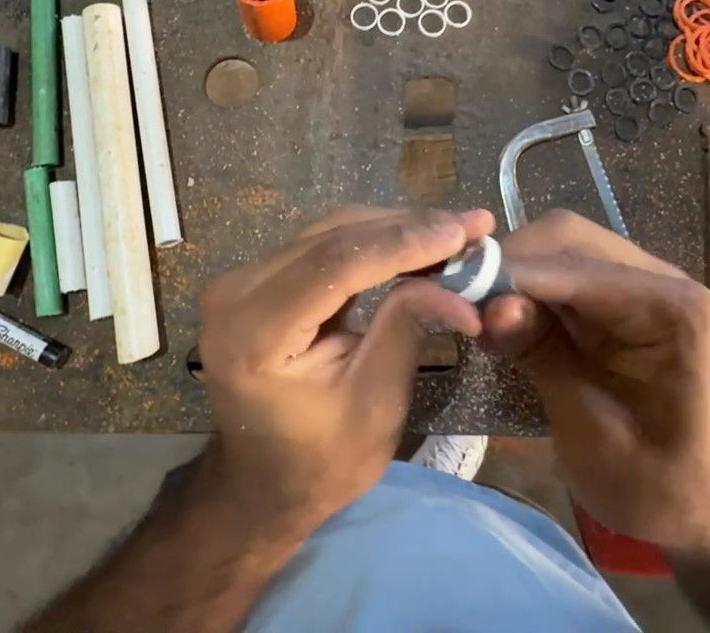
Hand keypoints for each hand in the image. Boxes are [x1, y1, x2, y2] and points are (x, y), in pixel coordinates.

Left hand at [197, 206, 493, 529]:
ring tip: (457, 231)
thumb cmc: (319, 462)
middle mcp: (235, 291)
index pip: (334, 264)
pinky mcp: (259, 277)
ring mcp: (241, 279)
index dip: (403, 242)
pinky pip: (322, 245)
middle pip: (331, 238)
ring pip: (330, 231)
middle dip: (408, 228)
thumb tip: (457, 285)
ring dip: (396, 228)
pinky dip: (374, 241)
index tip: (464, 231)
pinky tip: (419, 241)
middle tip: (474, 224)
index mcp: (252, 333)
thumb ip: (405, 330)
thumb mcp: (374, 404)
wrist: (262, 484)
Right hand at [481, 210, 709, 555]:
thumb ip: (544, 358)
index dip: (516, 274)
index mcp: (674, 310)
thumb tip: (490, 306)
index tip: (457, 291)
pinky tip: (500, 320)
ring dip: (514, 273)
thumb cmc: (656, 486)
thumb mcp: (592, 432)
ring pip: (561, 248)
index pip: (580, 267)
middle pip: (569, 239)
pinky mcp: (620, 299)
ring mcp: (642, 284)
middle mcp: (662, 280)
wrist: (699, 508)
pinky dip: (526, 289)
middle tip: (462, 301)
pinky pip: (563, 273)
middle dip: (511, 263)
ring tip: (476, 314)